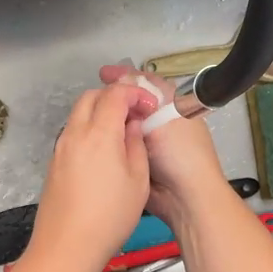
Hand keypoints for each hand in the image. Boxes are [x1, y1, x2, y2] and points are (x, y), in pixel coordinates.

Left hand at [26, 80, 158, 271]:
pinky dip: (87, 131)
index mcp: (99, 134)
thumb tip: (132, 127)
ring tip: (120, 133)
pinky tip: (102, 154)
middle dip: (114, 97)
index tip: (149, 106)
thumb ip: (136, 146)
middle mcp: (74, 135)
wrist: (66, 247)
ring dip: (99, 113)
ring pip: (78, 115)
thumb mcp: (137, 182)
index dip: (135, 94)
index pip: (115, 95)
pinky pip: (71, 135)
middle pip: (90, 97)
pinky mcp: (53, 165)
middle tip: (134, 114)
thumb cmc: (108, 218)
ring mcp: (60, 150)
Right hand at [98, 65, 228, 230]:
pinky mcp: (139, 162)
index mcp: (173, 105)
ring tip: (88, 116)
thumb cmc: (179, 152)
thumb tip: (122, 78)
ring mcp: (150, 143)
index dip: (124, 77)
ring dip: (109, 121)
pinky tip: (93, 139)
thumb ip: (143, 93)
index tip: (102, 74)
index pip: (146, 83)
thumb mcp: (163, 113)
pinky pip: (121, 146)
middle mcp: (161, 121)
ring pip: (125, 125)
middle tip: (91, 98)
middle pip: (133, 103)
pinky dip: (109, 142)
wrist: (184, 197)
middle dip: (113, 99)